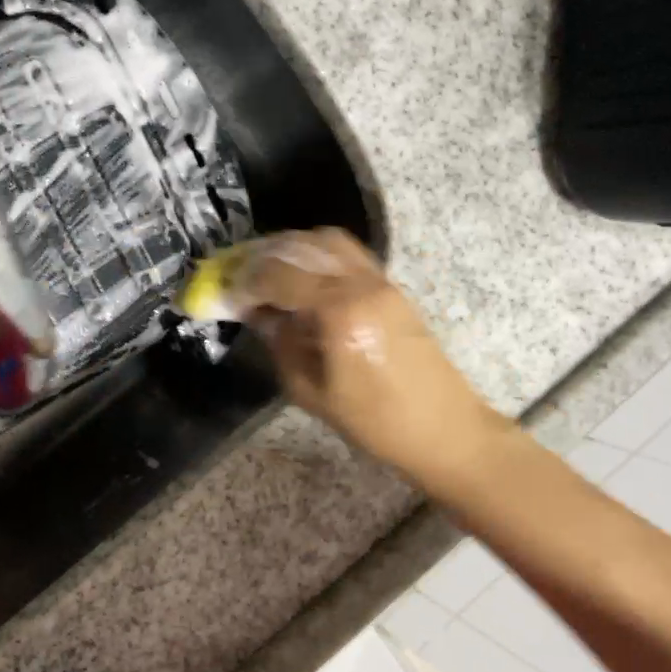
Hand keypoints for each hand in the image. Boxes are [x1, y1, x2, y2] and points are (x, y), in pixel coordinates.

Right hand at [225, 228, 507, 473]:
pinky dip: (312, 253)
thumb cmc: (375, 421)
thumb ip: (278, 342)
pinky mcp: (389, 286)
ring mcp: (379, 281)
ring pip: (323, 240)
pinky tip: (296, 277)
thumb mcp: (309, 390)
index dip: (242, 283)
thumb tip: (256, 312)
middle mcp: (361, 284)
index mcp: (340, 312)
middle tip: (235, 279)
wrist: (447, 431)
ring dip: (286, 250)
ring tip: (263, 272)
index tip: (222, 298)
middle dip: (258, 260)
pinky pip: (343, 252)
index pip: (276, 275)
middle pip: (298, 248)